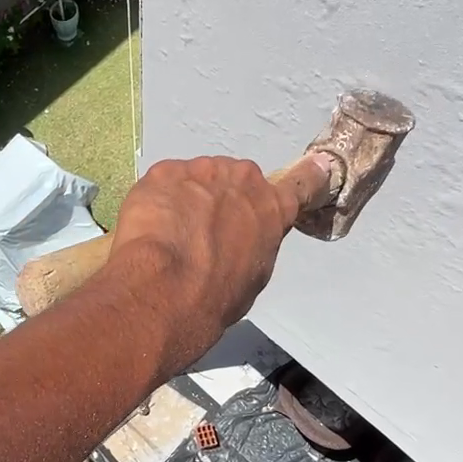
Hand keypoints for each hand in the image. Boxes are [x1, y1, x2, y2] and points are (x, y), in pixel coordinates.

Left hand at [104, 156, 302, 371]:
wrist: (168, 288)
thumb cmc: (217, 295)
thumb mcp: (253, 274)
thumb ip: (254, 244)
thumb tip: (240, 242)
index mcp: (274, 207)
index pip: (300, 183)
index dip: (301, 177)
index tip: (313, 166)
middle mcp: (243, 178)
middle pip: (233, 180)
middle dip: (218, 197)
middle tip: (199, 230)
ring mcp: (202, 170)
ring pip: (194, 179)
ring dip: (184, 198)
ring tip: (169, 233)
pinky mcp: (164, 171)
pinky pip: (161, 183)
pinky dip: (154, 201)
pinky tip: (149, 227)